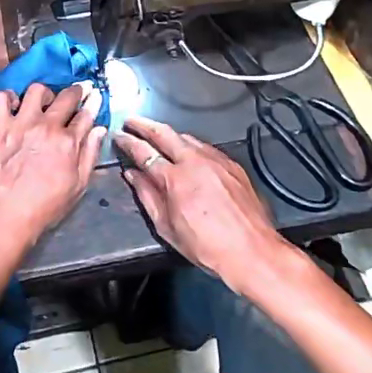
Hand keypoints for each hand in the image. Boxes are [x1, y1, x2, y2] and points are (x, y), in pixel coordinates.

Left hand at [0, 83, 105, 256]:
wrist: (6, 215)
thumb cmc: (46, 206)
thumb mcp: (78, 186)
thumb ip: (90, 154)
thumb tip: (99, 130)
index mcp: (69, 142)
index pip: (86, 113)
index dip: (93, 103)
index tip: (95, 96)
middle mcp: (47, 127)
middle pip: (66, 96)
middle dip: (77, 91)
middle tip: (78, 92)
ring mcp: (21, 124)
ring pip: (36, 90)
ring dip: (45, 93)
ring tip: (45, 103)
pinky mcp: (0, 128)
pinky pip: (1, 99)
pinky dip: (9, 97)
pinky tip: (15, 105)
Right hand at [115, 116, 288, 289]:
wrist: (251, 251)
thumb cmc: (208, 247)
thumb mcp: (167, 227)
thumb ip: (147, 196)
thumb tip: (134, 176)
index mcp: (174, 178)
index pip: (144, 151)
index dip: (128, 141)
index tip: (119, 136)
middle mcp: (195, 162)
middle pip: (164, 132)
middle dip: (144, 124)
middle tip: (132, 121)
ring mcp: (216, 160)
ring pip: (187, 137)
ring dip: (168, 134)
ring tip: (156, 134)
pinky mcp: (232, 165)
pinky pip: (206, 148)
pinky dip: (191, 146)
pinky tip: (187, 152)